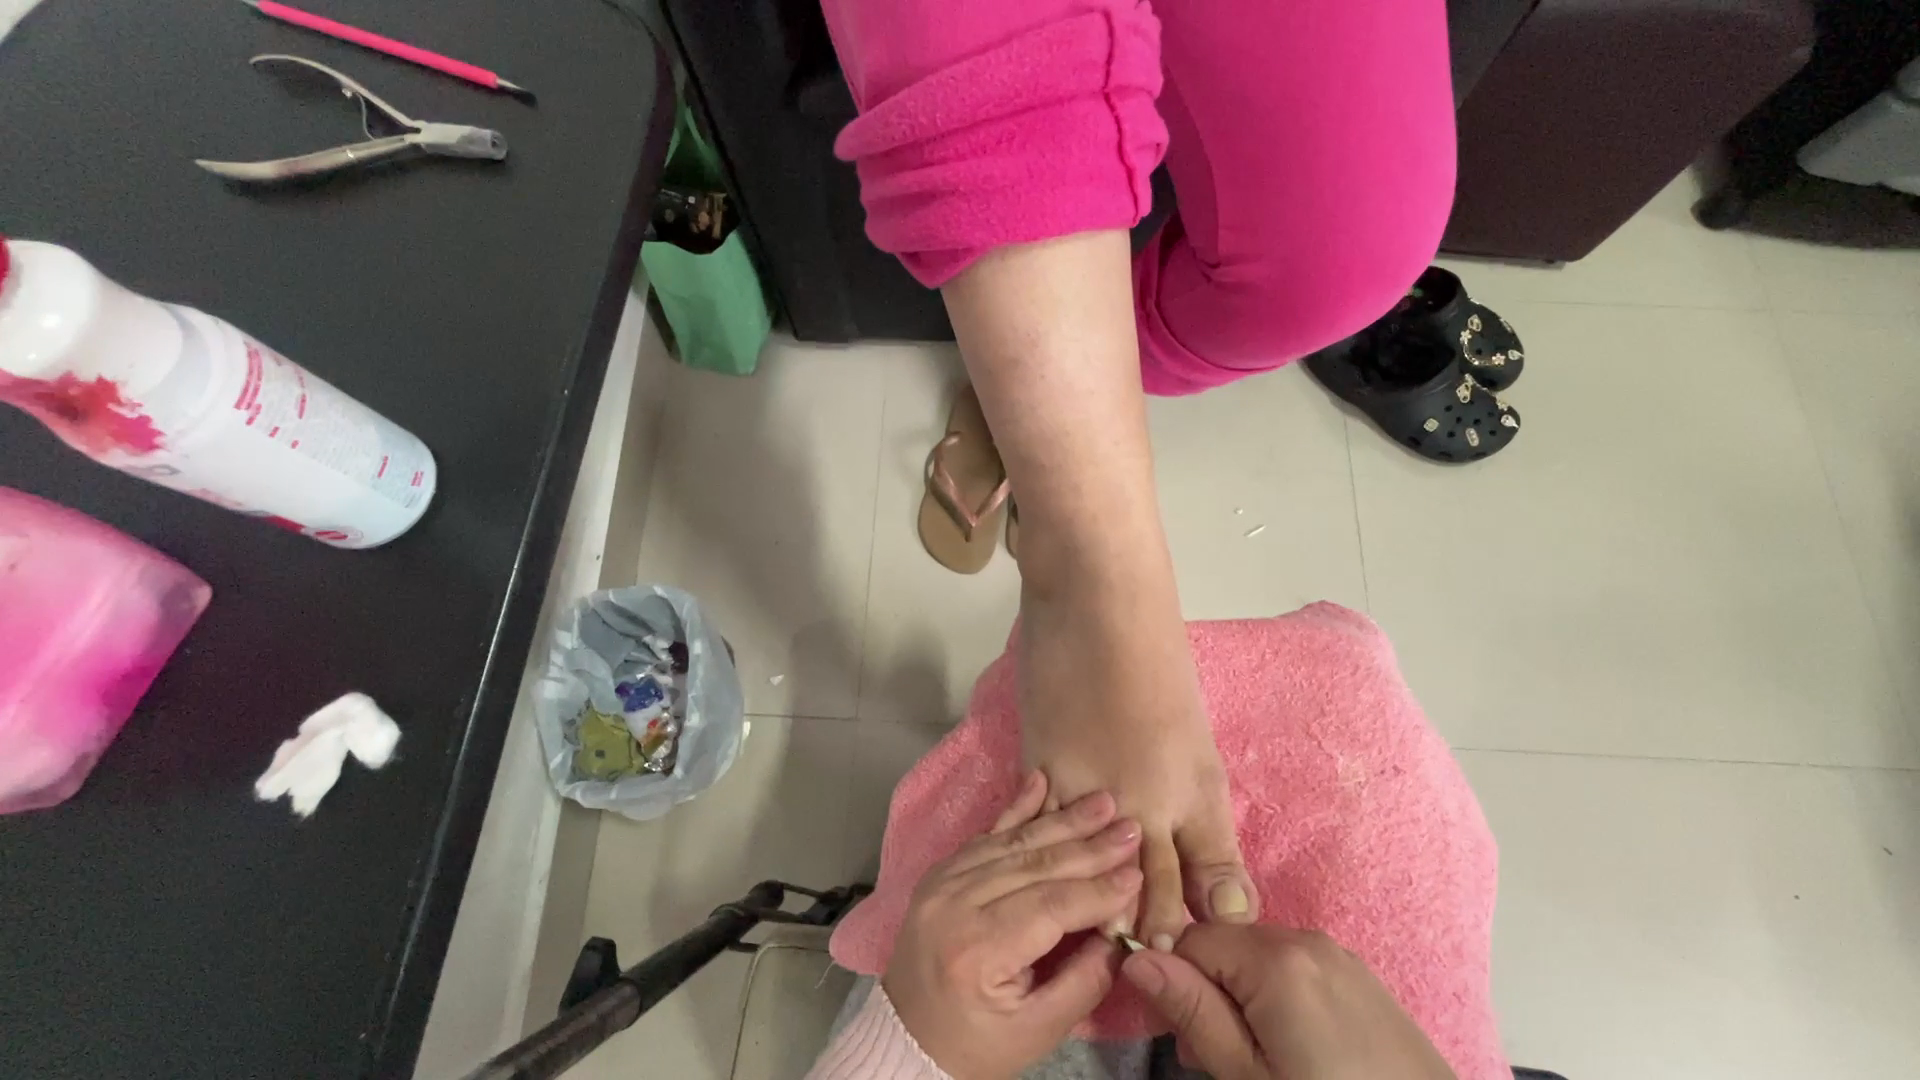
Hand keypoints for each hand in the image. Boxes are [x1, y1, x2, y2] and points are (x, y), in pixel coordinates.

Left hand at [884, 771, 1142, 1079]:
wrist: (906, 1038)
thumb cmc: (976, 1044)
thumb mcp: (1036, 1032)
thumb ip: (1082, 981)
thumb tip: (1121, 931)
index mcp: (977, 951)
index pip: (1050, 906)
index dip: (1098, 888)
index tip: (1139, 870)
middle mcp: (954, 906)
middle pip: (1034, 865)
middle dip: (1088, 845)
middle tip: (1130, 826)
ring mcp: (941, 883)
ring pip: (1013, 844)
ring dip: (1060, 820)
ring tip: (1101, 802)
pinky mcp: (939, 872)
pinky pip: (985, 836)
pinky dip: (1016, 809)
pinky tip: (1040, 782)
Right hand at [1020, 592, 1258, 950]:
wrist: (1100, 605)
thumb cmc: (1156, 657)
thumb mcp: (1194, 731)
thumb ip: (1191, 799)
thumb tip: (1190, 853)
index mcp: (1197, 790)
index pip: (1206, 883)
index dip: (1201, 926)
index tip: (1193, 960)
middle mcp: (1148, 804)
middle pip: (1149, 892)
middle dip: (1149, 937)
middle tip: (1139, 974)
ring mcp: (1091, 792)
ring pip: (1092, 875)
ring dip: (1091, 912)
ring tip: (1085, 947)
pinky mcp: (1042, 771)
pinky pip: (1044, 833)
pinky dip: (1041, 862)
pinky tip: (1030, 887)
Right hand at [1120, 924, 1457, 1079]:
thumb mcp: (1248, 1076)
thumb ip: (1193, 1011)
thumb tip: (1135, 956)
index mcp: (1274, 957)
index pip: (1189, 938)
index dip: (1174, 982)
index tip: (1183, 1036)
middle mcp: (1305, 937)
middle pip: (1225, 945)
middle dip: (1209, 992)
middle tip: (1218, 1061)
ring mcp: (1339, 954)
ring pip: (1257, 957)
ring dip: (1242, 997)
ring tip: (1258, 1061)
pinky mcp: (1360, 976)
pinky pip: (1295, 968)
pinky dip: (1278, 998)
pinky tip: (1295, 1049)